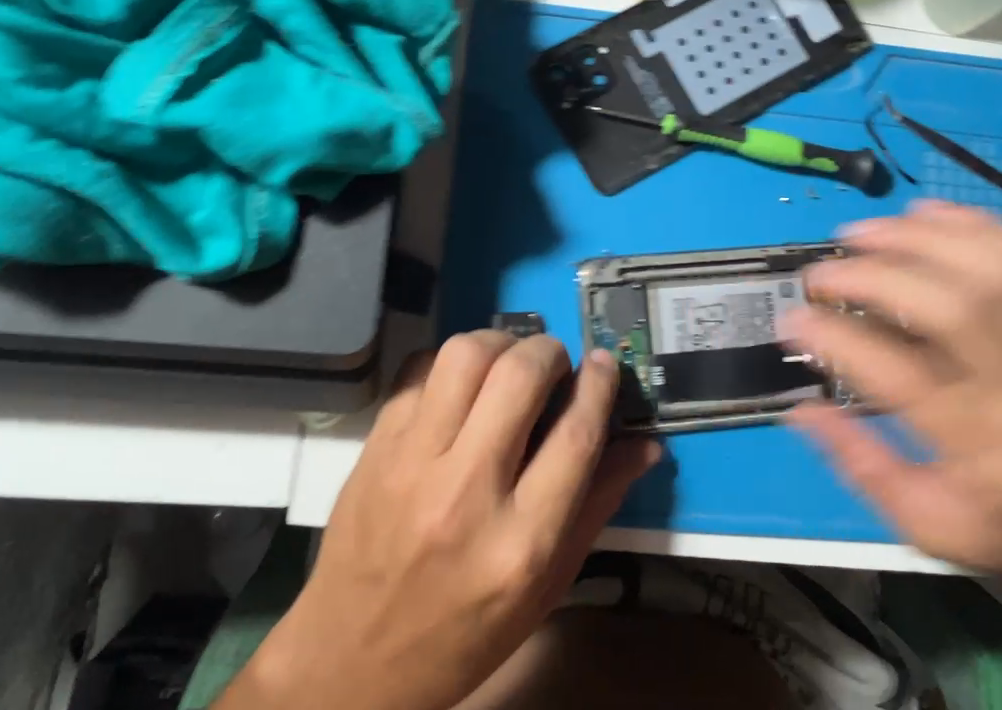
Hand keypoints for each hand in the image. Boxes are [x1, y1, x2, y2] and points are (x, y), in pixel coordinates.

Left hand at [232, 331, 659, 709]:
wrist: (356, 658)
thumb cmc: (468, 631)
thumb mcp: (547, 585)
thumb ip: (597, 504)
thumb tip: (645, 444)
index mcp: (522, 541)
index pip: (575, 435)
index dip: (598, 386)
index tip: (604, 363)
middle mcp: (466, 492)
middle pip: (519, 377)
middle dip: (549, 352)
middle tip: (554, 364)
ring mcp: (412, 463)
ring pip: (463, 357)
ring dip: (498, 343)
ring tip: (508, 363)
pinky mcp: (375, 448)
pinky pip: (418, 371)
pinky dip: (449, 365)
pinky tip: (460, 386)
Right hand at [786, 201, 1001, 600]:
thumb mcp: (933, 527)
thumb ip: (865, 467)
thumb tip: (801, 409)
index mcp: (992, 450)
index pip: (903, 377)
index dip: (838, 340)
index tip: (793, 321)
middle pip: (951, 307)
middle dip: (873, 278)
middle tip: (820, 275)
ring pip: (991, 267)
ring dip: (918, 238)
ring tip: (861, 233)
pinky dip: (970, 223)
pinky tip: (924, 214)